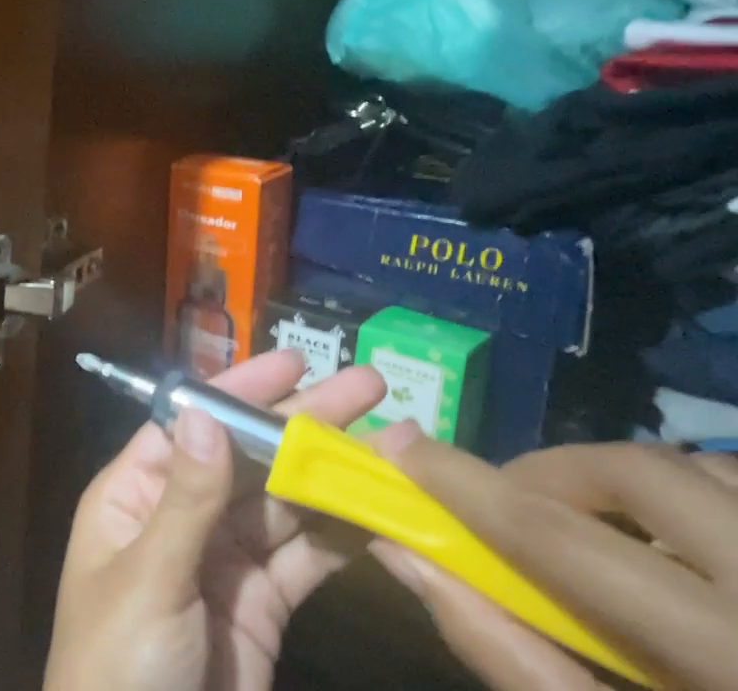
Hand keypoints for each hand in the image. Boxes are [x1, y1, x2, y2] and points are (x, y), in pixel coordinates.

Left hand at [43, 351, 386, 690]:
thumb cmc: (118, 662)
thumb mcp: (149, 578)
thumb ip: (185, 501)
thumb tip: (199, 413)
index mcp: (130, 497)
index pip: (186, 428)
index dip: (237, 394)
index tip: (294, 363)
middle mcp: (176, 518)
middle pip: (244, 459)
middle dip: (301, 425)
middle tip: (372, 386)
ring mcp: (222, 563)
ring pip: (283, 506)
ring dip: (334, 476)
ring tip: (399, 445)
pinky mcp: (261, 609)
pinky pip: (305, 561)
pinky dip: (344, 538)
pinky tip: (388, 511)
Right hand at [372, 428, 737, 689]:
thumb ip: (511, 655)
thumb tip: (407, 558)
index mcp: (724, 657)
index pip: (564, 541)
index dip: (466, 487)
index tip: (400, 449)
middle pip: (642, 471)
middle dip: (551, 471)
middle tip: (510, 502)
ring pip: (713, 466)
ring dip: (632, 481)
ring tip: (605, 525)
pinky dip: (702, 492)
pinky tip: (689, 543)